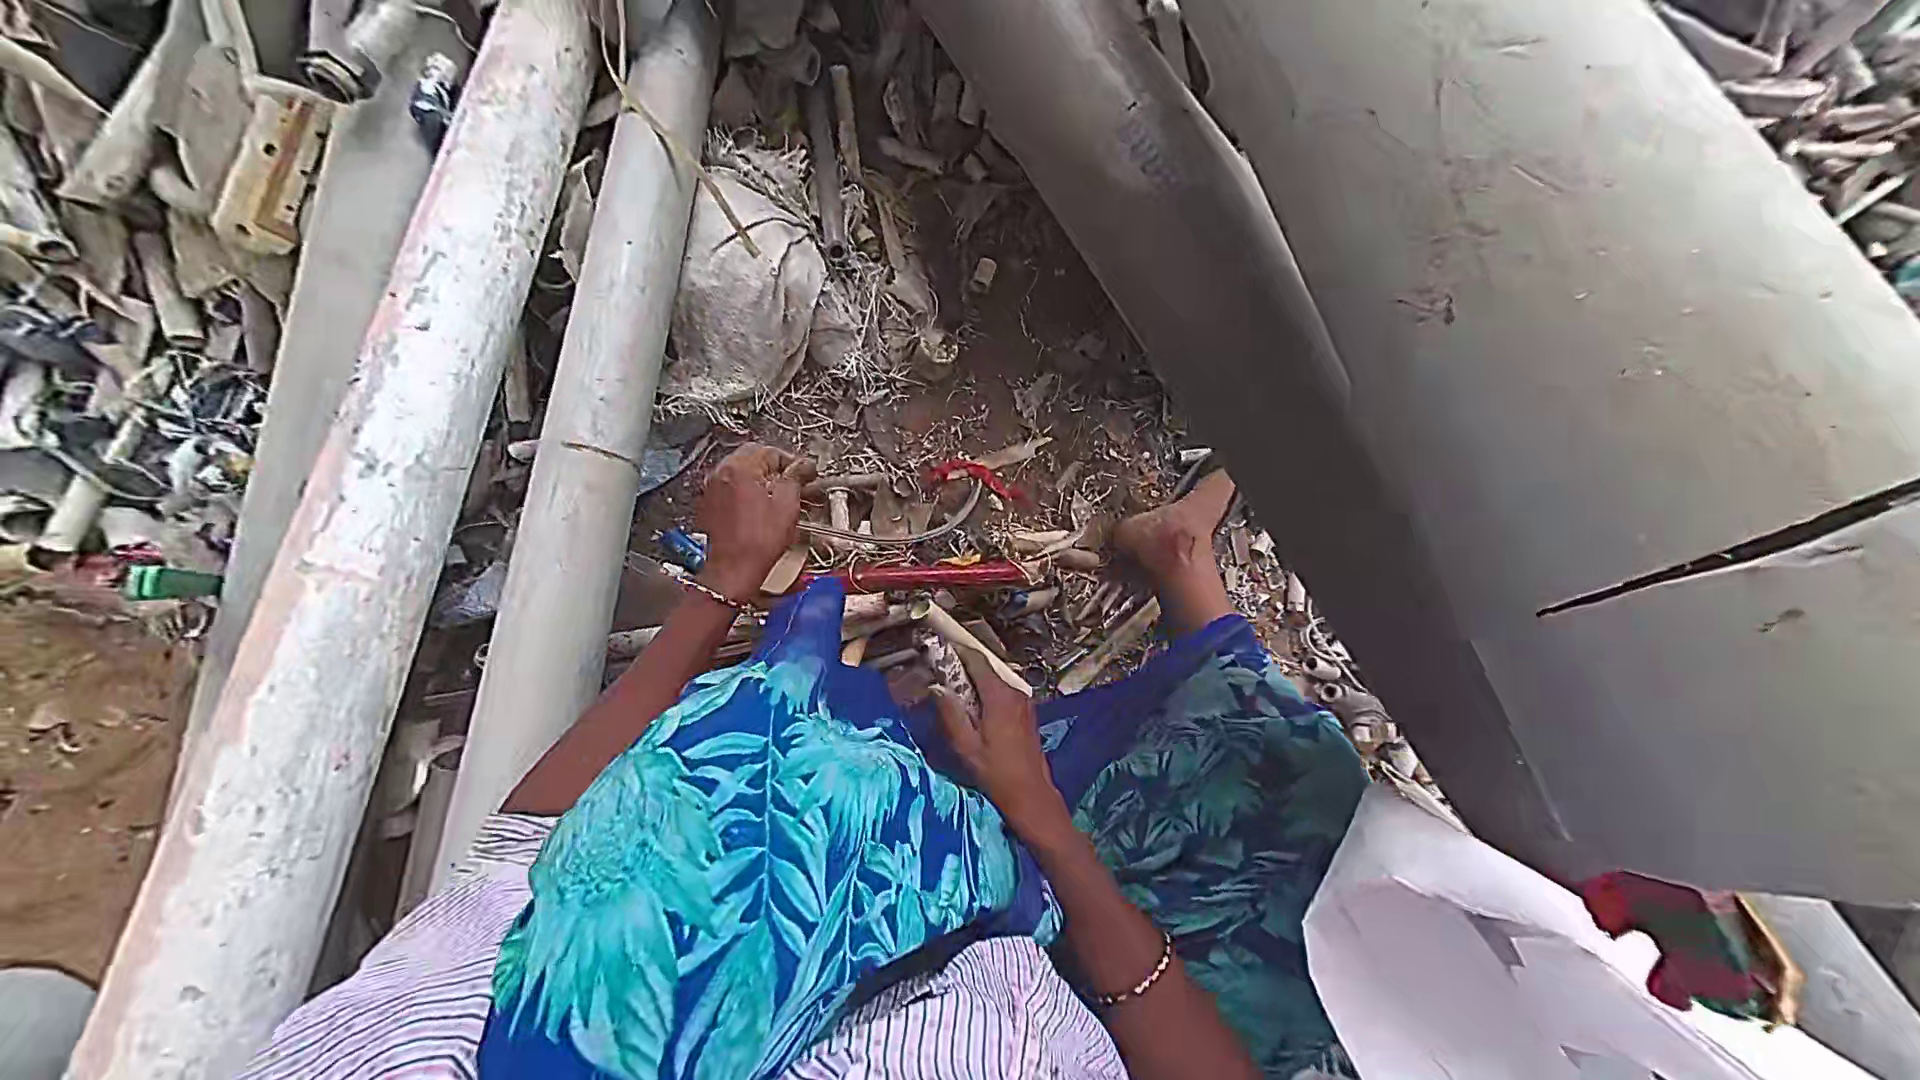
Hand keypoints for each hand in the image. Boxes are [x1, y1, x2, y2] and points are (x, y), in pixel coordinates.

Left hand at [695, 443, 814, 600]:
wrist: (731, 571)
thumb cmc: (755, 544)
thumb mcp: (786, 506)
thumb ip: (794, 479)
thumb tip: (802, 466)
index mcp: (739, 469)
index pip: (770, 451)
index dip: (792, 462)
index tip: (804, 473)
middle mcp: (721, 475)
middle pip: (753, 458)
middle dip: (776, 468)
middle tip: (794, 483)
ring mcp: (712, 490)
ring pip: (741, 473)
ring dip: (762, 480)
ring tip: (779, 497)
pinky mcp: (709, 506)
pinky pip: (732, 489)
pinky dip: (748, 493)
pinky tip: (761, 509)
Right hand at [932, 647, 1075, 845]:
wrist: (1031, 794)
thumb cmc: (997, 773)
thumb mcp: (966, 746)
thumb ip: (951, 713)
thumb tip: (937, 688)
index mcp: (1000, 696)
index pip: (977, 660)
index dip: (958, 650)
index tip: (940, 646)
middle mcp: (1015, 692)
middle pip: (986, 668)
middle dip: (963, 667)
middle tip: (941, 672)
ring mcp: (1024, 701)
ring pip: (994, 680)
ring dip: (975, 681)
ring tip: (955, 691)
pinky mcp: (1026, 711)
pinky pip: (1003, 692)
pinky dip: (987, 692)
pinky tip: (975, 708)